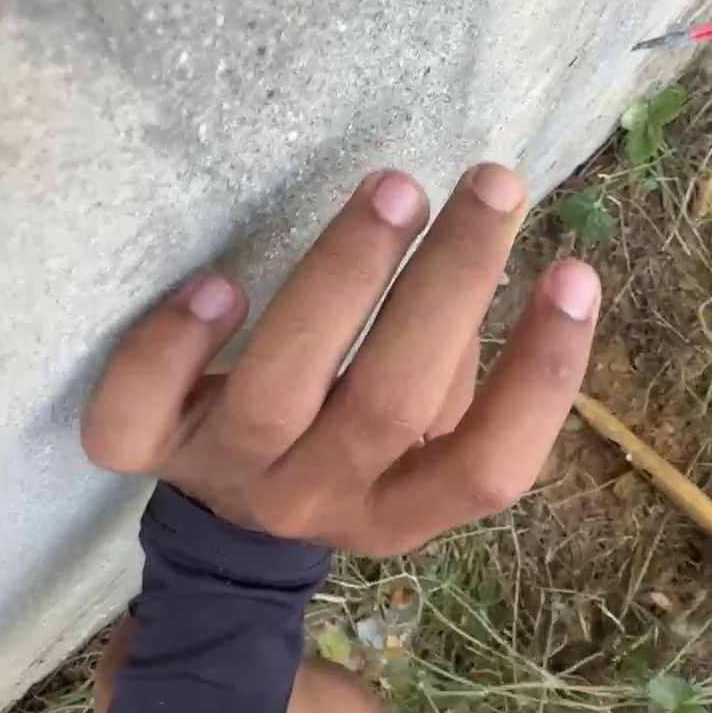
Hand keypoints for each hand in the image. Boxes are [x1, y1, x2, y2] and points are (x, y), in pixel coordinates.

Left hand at [80, 164, 600, 555]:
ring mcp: (229, 478)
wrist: (234, 525)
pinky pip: (135, 417)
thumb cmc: (350, 453)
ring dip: (339, 279)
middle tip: (491, 187)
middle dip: (449, 285)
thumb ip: (454, 374)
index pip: (489, 468)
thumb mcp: (420, 442)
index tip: (576, 273)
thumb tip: (472, 264)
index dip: (541, 379)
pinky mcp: (150, 451)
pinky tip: (217, 287)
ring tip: (393, 192)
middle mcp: (321, 502)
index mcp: (403, 511)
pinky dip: (169, 348)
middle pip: (390, 406)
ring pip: (277, 389)